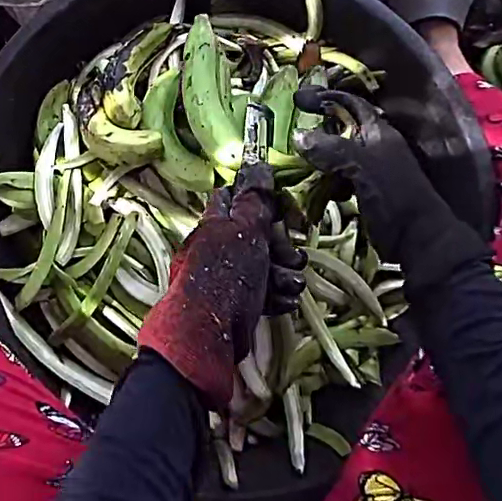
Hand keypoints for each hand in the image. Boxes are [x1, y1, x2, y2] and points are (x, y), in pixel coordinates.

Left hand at [136, 169, 298, 409]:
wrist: (209, 336)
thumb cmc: (225, 276)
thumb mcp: (246, 231)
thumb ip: (255, 201)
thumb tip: (258, 164)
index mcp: (215, 222)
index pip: (236, 196)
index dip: (261, 198)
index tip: (283, 211)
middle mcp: (216, 246)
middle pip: (255, 233)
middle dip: (281, 244)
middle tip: (293, 256)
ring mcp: (223, 275)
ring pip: (261, 264)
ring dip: (282, 272)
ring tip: (291, 284)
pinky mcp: (233, 303)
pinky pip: (260, 291)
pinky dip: (274, 294)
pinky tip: (283, 301)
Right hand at [293, 86, 485, 285]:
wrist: (417, 240)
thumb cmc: (394, 196)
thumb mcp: (362, 166)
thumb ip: (332, 149)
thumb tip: (299, 136)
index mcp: (377, 132)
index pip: (350, 103)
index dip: (326, 98)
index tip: (299, 100)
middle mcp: (373, 146)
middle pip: (340, 129)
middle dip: (317, 131)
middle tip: (292, 135)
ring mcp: (369, 169)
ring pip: (337, 155)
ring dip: (318, 158)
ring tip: (297, 163)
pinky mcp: (364, 191)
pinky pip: (338, 177)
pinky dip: (325, 180)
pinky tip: (314, 188)